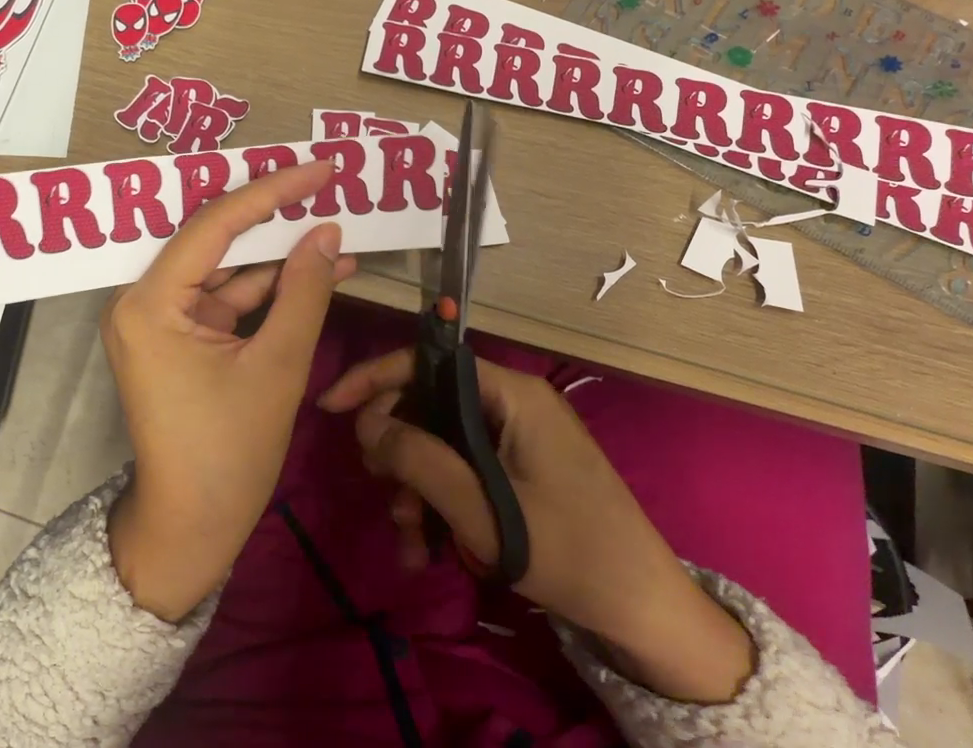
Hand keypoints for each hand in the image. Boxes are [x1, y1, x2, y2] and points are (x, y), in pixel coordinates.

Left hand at [104, 160, 356, 621]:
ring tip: (337, 231)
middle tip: (325, 186)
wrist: (192, 528)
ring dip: (278, 259)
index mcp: (148, 303)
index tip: (320, 168)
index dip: (270, 192)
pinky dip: (265, 293)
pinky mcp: (176, 341)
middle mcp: (142, 302)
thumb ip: (303, 292)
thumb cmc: (229, 452)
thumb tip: (327, 232)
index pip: (212, 226)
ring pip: (223, 272)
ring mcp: (157, 322)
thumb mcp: (275, 366)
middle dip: (273, 219)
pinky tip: (317, 273)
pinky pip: (223, 303)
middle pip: (214, 242)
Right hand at [320, 354, 756, 703]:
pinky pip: (461, 471)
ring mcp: (515, 438)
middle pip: (426, 406)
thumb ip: (418, 458)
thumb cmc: (567, 550)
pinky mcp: (517, 469)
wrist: (641, 610)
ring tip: (413, 545)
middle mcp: (511, 405)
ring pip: (438, 445)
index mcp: (511, 395)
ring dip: (415, 492)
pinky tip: (428, 550)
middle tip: (387, 498)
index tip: (330, 410)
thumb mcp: (481, 508)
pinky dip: (438, 505)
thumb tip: (365, 423)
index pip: (427, 362)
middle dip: (397, 454)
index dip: (372, 379)